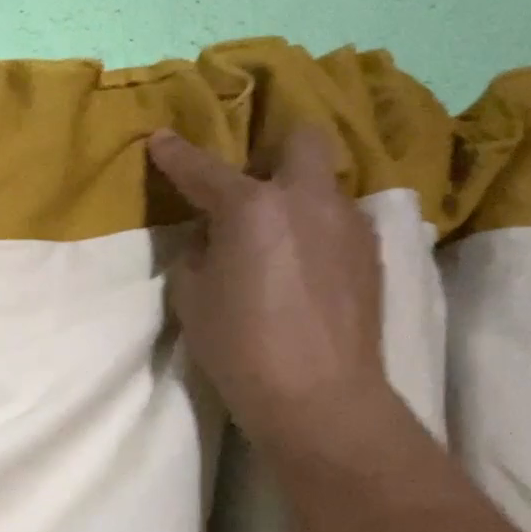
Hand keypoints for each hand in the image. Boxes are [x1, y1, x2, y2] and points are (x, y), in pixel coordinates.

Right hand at [148, 128, 396, 456]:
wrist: (317, 392)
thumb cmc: (238, 345)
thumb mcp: (192, 298)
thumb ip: (197, 255)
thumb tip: (210, 239)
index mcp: (253, 207)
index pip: (204, 170)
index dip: (177, 154)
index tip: (161, 139)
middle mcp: (307, 199)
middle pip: (301, 140)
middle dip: (271, 148)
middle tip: (246, 180)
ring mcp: (348, 221)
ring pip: (323, 182)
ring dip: (295, 194)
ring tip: (271, 233)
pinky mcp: (370, 250)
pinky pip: (336, 219)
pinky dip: (313, 227)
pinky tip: (298, 265)